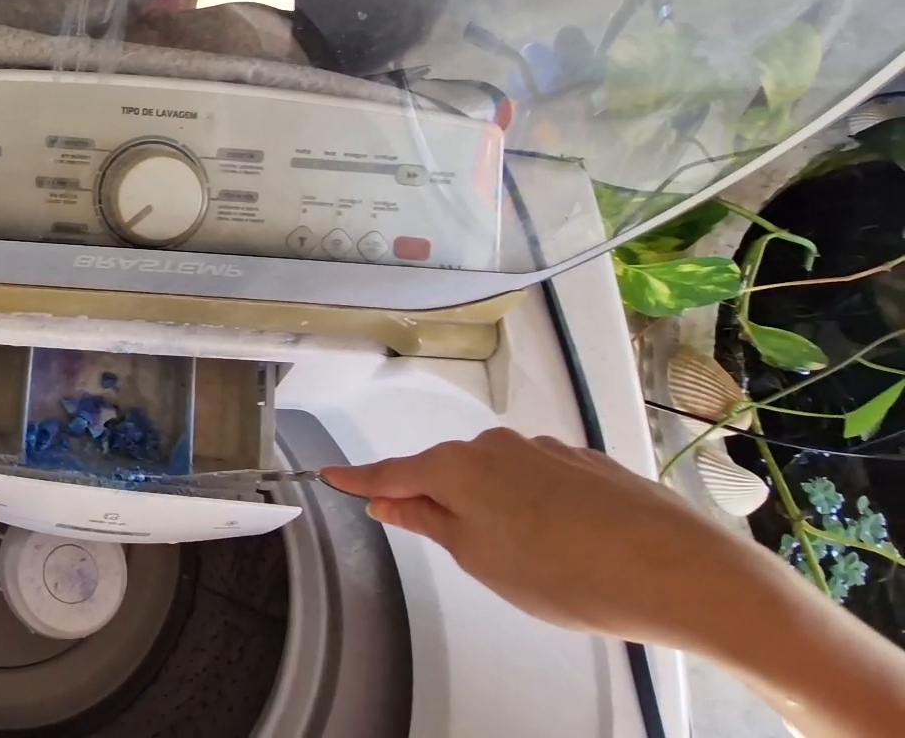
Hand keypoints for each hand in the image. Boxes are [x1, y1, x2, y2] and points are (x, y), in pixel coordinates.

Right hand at [320, 427, 767, 648]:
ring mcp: (544, 450)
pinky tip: (570, 541)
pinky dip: (535, 503)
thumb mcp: (479, 559)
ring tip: (533, 556)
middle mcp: (493, 445)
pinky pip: (539, 478)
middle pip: (445, 471)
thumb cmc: (569, 574)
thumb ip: (427, 523)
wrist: (689, 575)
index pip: (390, 472)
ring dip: (494, 504)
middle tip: (460, 547)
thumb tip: (390, 501)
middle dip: (441, 500)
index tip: (329, 475)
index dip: (358, 480)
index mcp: (456, 467)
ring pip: (495, 474)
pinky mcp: (588, 462)